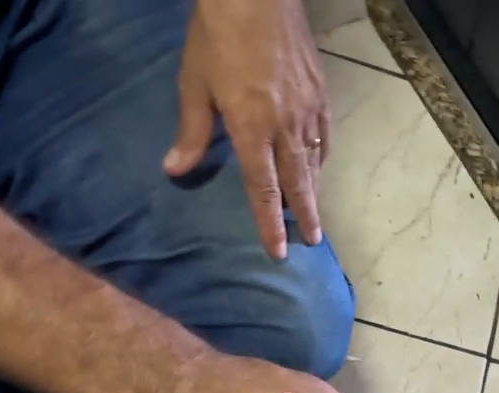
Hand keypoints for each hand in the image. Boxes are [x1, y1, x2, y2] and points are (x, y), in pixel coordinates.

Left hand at [167, 0, 327, 257]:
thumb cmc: (218, 35)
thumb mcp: (195, 83)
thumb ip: (192, 132)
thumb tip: (175, 171)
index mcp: (252, 129)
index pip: (263, 189)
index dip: (270, 223)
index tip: (278, 251)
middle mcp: (284, 128)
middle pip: (297, 183)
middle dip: (304, 216)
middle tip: (312, 241)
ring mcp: (307, 112)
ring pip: (313, 163)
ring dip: (313, 191)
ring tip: (314, 212)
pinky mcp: (320, 95)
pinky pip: (324, 137)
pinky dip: (321, 158)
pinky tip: (319, 166)